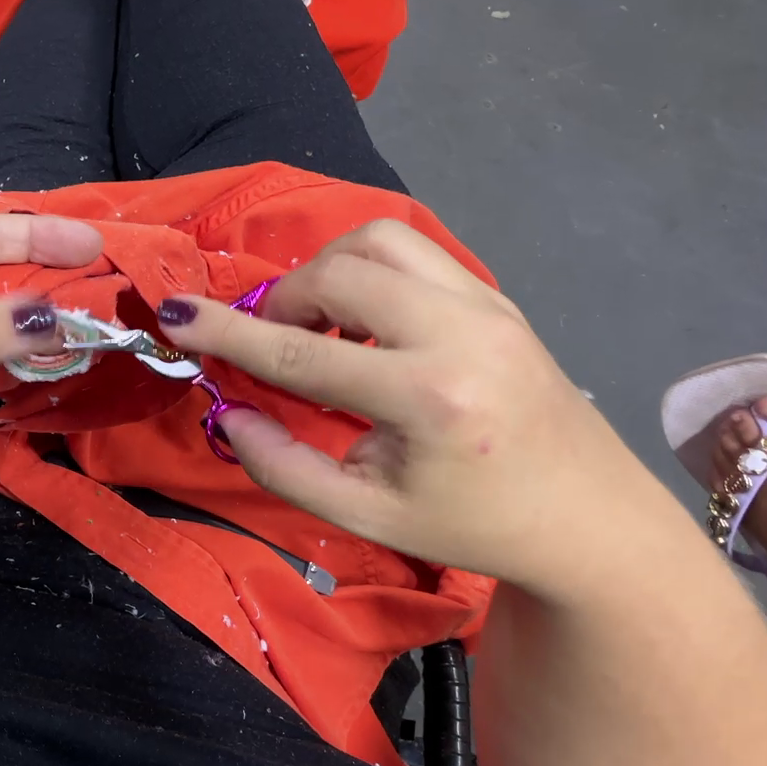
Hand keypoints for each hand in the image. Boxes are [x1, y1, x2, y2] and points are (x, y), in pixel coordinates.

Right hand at [155, 219, 689, 592]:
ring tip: (318, 325)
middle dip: (282, 300)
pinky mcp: (497, 298)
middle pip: (338, 272)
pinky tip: (362, 323)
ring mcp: (489, 306)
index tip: (175, 313)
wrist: (591, 521)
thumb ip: (280, 466)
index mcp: (428, 398)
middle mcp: (463, 334)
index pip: (299, 353)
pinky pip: (412, 252)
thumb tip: (227, 412)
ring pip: (379, 241)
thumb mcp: (361, 515)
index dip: (225, 332)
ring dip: (325, 273)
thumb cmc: (469, 525)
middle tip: (271, 341)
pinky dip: (364, 272)